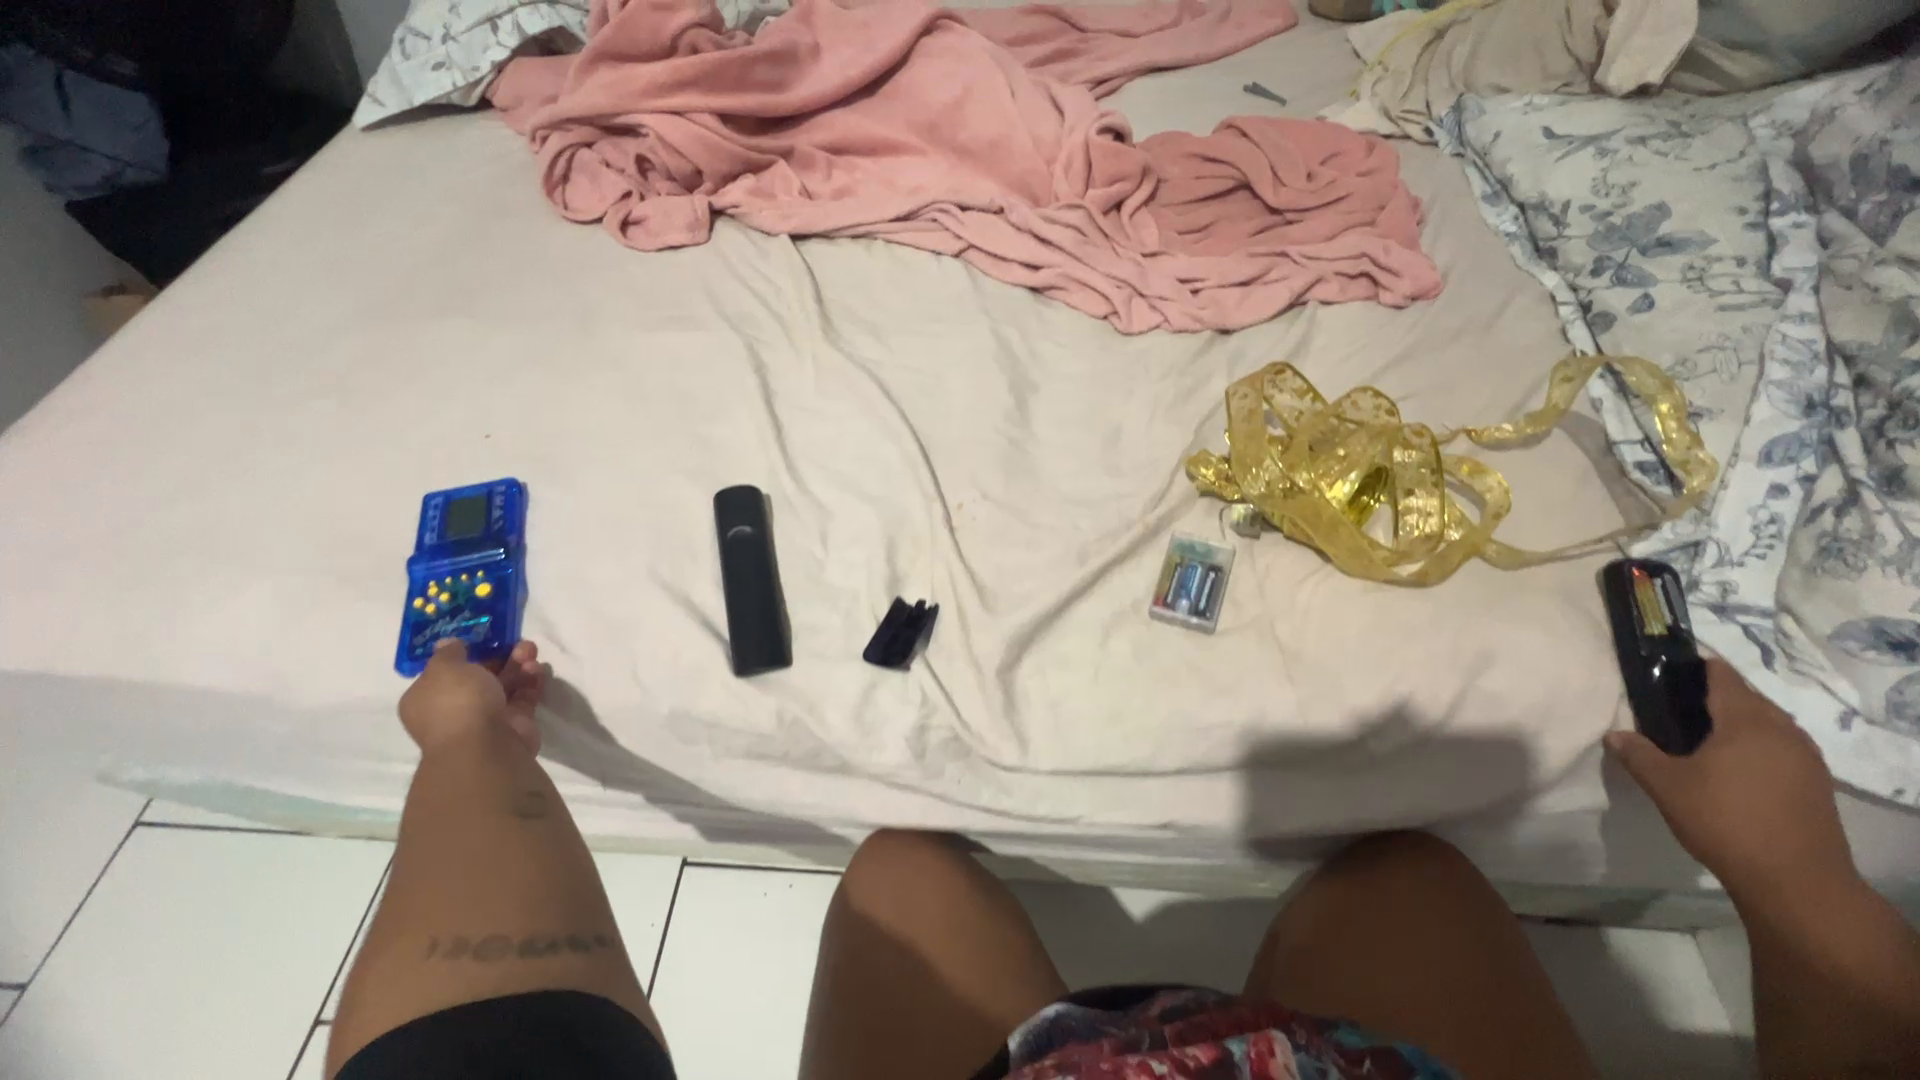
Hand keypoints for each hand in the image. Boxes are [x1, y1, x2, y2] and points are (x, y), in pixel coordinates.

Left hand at [398, 639, 546, 756]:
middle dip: (499, 657)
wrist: (485, 744)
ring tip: (531, 650)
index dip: (462, 655)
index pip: (443, 674)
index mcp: (427, 699)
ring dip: (518, 666)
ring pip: (504, 685)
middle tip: (515, 641)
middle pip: (479, 677)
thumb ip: (448, 652)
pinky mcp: (514, 723)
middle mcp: (455, 709)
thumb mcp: (444, 668)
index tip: (480, 640)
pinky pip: (523, 697)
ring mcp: (486, 718)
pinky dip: (531, 682)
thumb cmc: (457, 702)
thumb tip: (448, 643)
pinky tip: (538, 669)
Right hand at [1605, 658, 1854, 898]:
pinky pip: (1782, 748)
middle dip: (1718, 695)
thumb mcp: (1666, 785)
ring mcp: (1807, 760)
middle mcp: (1784, 732)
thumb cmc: (1723, 820)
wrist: (1794, 879)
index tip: (1671, 667)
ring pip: (1771, 725)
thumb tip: (1616, 734)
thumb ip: (1638, 754)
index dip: (1698, 667)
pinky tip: (1734, 765)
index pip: (1725, 678)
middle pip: (1751, 699)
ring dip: (1741, 722)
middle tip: (1678, 704)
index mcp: (1747, 723)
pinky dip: (1758, 745)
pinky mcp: (1816, 784)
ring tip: (1704, 735)